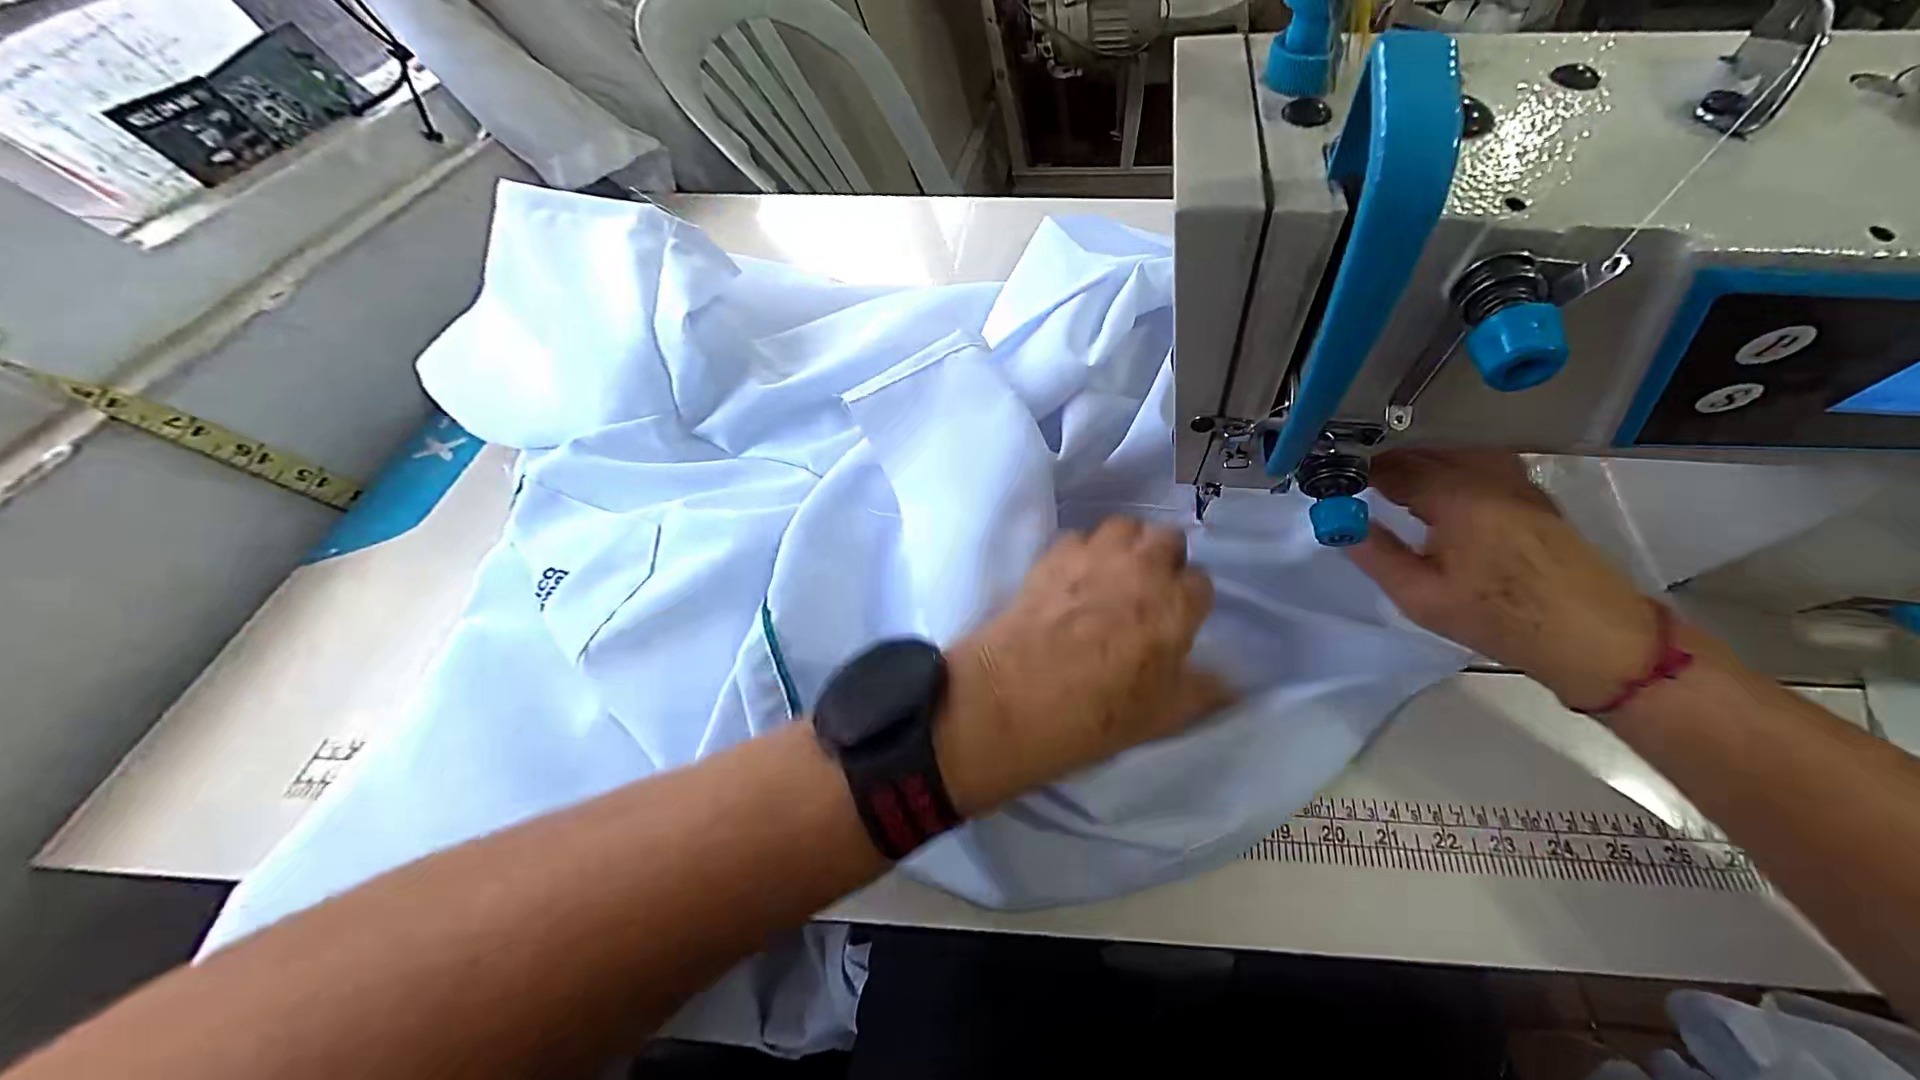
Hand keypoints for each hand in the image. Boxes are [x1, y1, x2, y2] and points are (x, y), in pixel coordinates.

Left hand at [934, 518, 1232, 815]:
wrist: (1016, 696)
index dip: (1189, 600)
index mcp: (1176, 604)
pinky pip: (1078, 537)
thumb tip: (1231, 683)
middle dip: (1163, 559)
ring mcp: (1095, 555)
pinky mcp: (1053, 554)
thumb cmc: (1097, 713)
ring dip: (1125, 545)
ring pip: (1123, 527)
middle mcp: (1141, 568)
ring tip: (1112, 573)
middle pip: (1167, 539)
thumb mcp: (1164, 715)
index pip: (1202, 583)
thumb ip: (1205, 690)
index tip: (1177, 617)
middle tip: (1147, 590)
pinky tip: (1071, 577)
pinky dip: (1081, 552)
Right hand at [1346, 450, 1663, 709]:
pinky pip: (1480, 462)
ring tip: (1390, 483)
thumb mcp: (1421, 597)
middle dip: (1387, 461)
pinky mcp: (1532, 496)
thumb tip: (1341, 525)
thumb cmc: (1499, 619)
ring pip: (1456, 451)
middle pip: (1427, 451)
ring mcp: (1517, 483)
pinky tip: (1435, 490)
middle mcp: (1490, 478)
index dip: (1361, 471)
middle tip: (1355, 480)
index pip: (1396, 467)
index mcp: (1458, 499)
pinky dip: (1449, 466)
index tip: (1335, 481)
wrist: (1595, 636)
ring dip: (1419, 459)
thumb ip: (1376, 555)